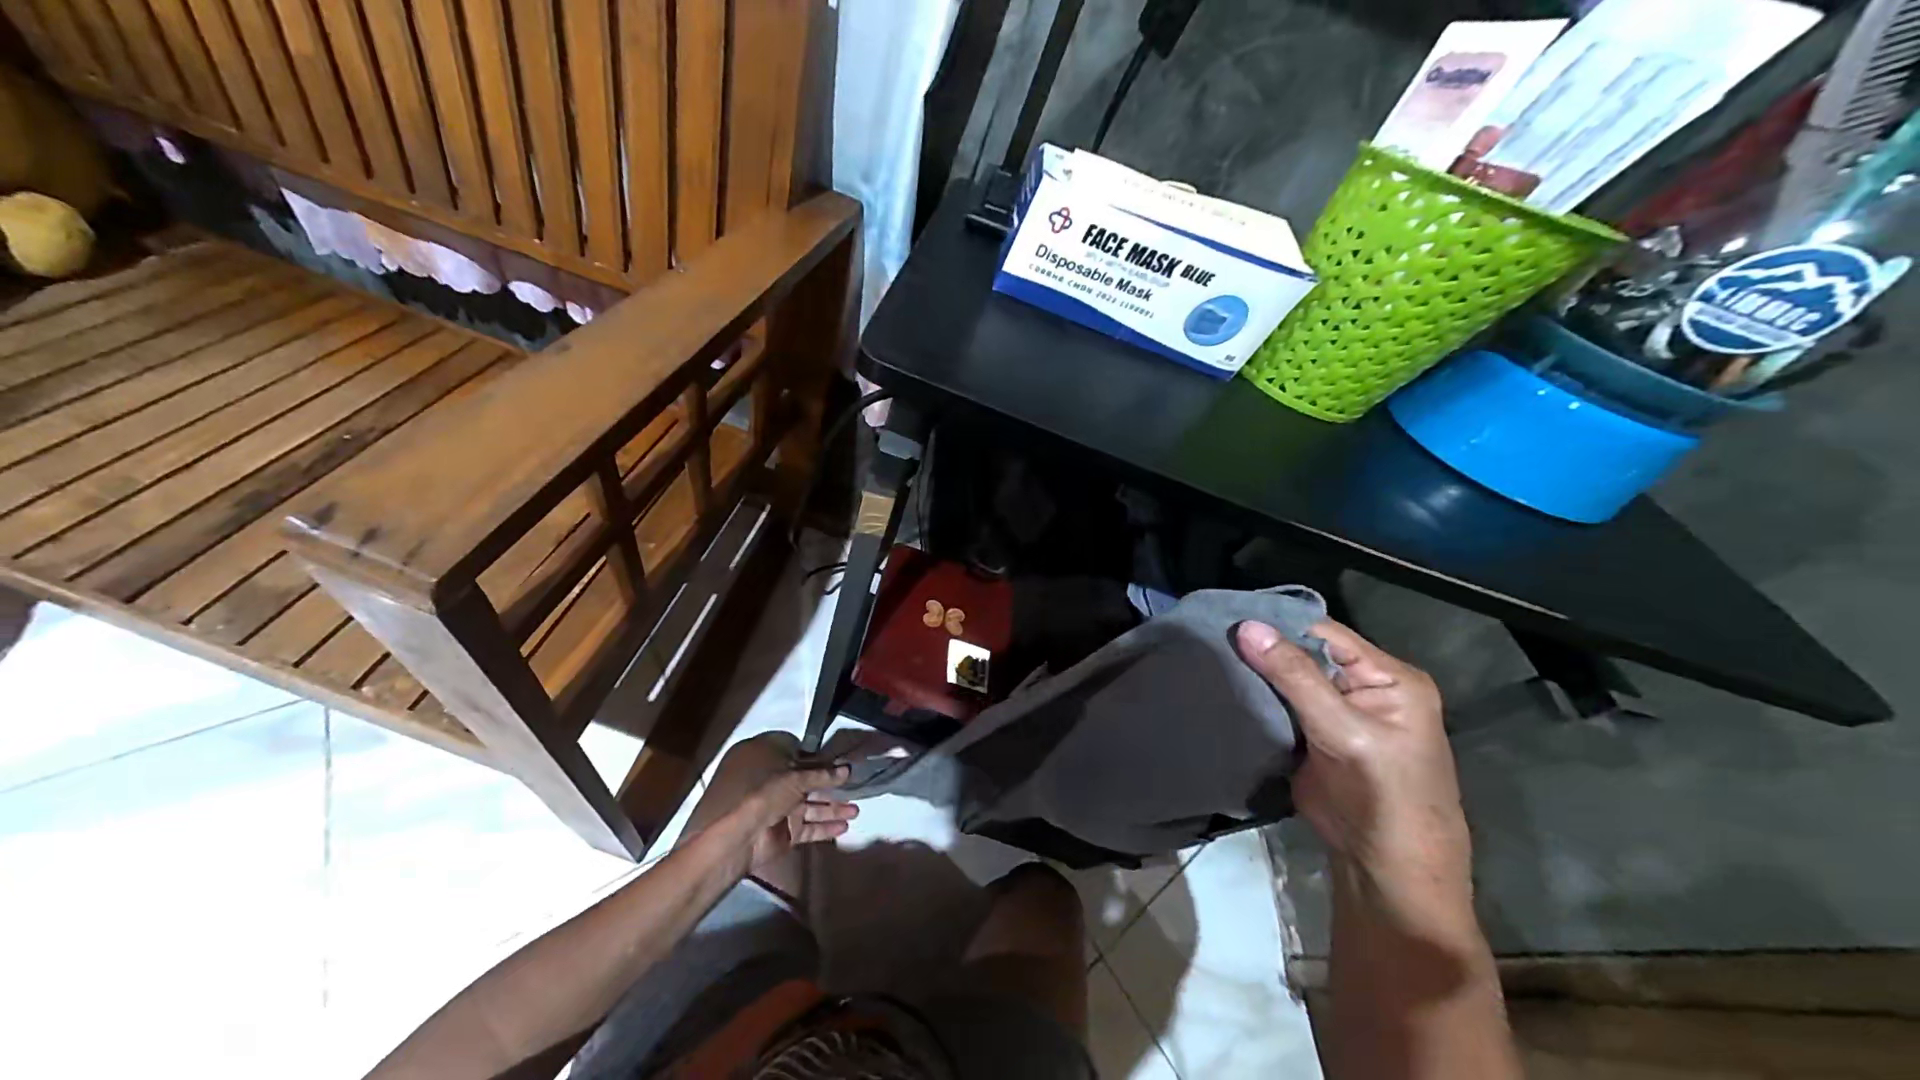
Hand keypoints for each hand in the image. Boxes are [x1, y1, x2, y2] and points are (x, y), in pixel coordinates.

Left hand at [716, 763, 858, 876]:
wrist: (741, 837)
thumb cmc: (764, 793)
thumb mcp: (795, 776)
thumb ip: (823, 774)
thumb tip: (847, 769)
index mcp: (772, 764)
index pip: (800, 757)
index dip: (820, 760)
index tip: (842, 762)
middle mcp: (777, 785)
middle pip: (809, 784)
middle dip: (831, 787)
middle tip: (855, 787)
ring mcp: (782, 810)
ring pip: (813, 807)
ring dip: (834, 808)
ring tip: (856, 810)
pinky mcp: (787, 833)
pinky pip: (811, 828)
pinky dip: (826, 828)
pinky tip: (844, 826)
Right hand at [1236, 620, 1472, 918]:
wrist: (1384, 869)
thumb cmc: (1384, 796)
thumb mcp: (1345, 731)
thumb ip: (1296, 677)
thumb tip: (1247, 627)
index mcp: (1388, 677)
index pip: (1325, 633)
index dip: (1279, 623)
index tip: (1227, 616)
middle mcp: (1363, 687)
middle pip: (1304, 653)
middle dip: (1261, 647)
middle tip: (1208, 635)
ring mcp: (1335, 714)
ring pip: (1286, 679)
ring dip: (1253, 673)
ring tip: (1206, 656)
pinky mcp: (1310, 736)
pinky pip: (1278, 706)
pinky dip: (1253, 698)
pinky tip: (1221, 687)